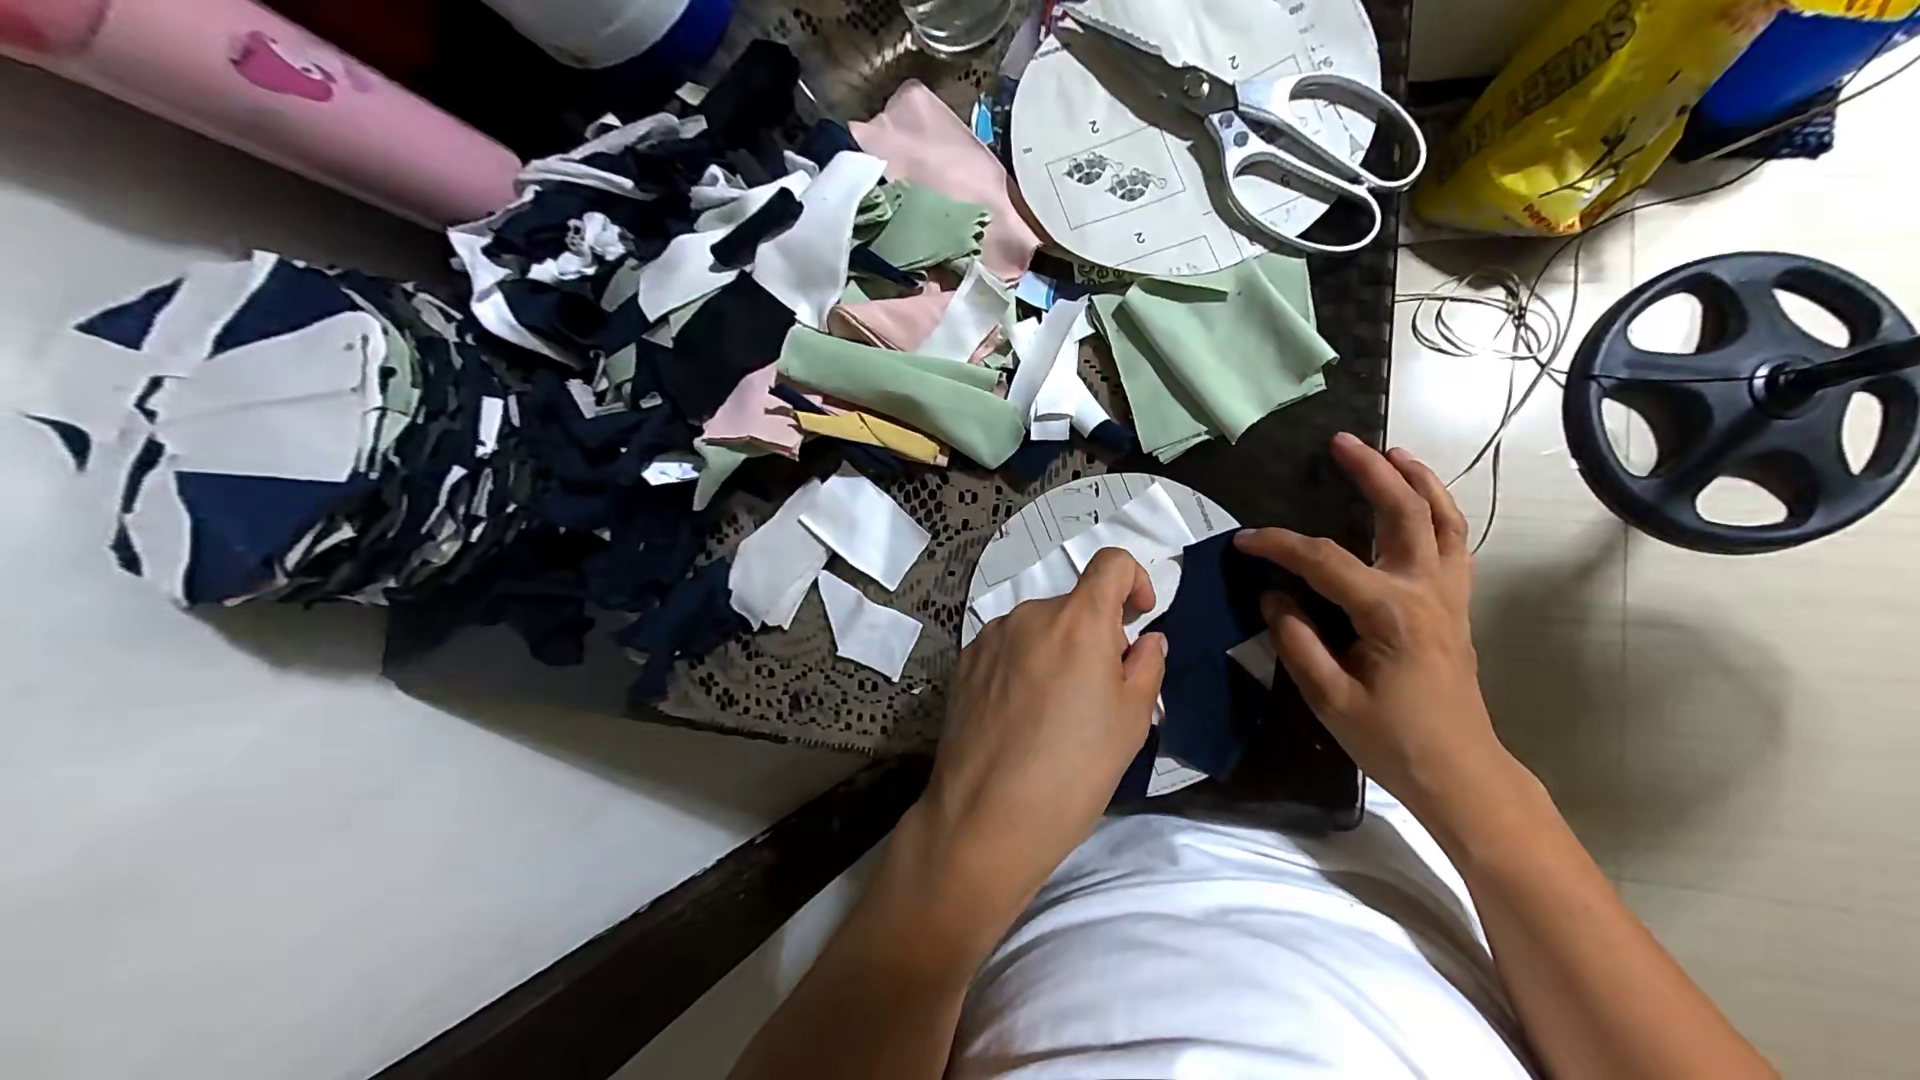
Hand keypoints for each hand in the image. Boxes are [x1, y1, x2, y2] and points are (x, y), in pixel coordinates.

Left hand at [915, 548, 1165, 909]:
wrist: (986, 817)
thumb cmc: (1074, 771)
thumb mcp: (1131, 721)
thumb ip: (1146, 666)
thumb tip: (1144, 640)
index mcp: (1077, 621)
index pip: (1111, 563)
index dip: (1134, 580)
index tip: (1137, 615)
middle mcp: (1029, 616)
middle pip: (1073, 606)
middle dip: (1095, 636)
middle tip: (1099, 693)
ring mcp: (990, 637)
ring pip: (1039, 629)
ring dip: (1057, 652)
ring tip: (1056, 712)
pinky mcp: (963, 663)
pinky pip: (1007, 649)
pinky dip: (1024, 666)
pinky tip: (1021, 716)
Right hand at [1234, 433, 1515, 819]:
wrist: (1460, 771)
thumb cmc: (1391, 739)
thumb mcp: (1328, 697)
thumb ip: (1296, 640)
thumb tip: (1274, 598)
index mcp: (1390, 612)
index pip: (1324, 560)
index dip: (1279, 545)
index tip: (1243, 541)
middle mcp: (1426, 591)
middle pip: (1405, 513)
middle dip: (1372, 472)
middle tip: (1342, 443)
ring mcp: (1449, 596)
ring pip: (1443, 521)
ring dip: (1419, 481)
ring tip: (1393, 452)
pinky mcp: (1455, 606)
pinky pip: (1452, 544)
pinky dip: (1438, 513)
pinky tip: (1419, 504)